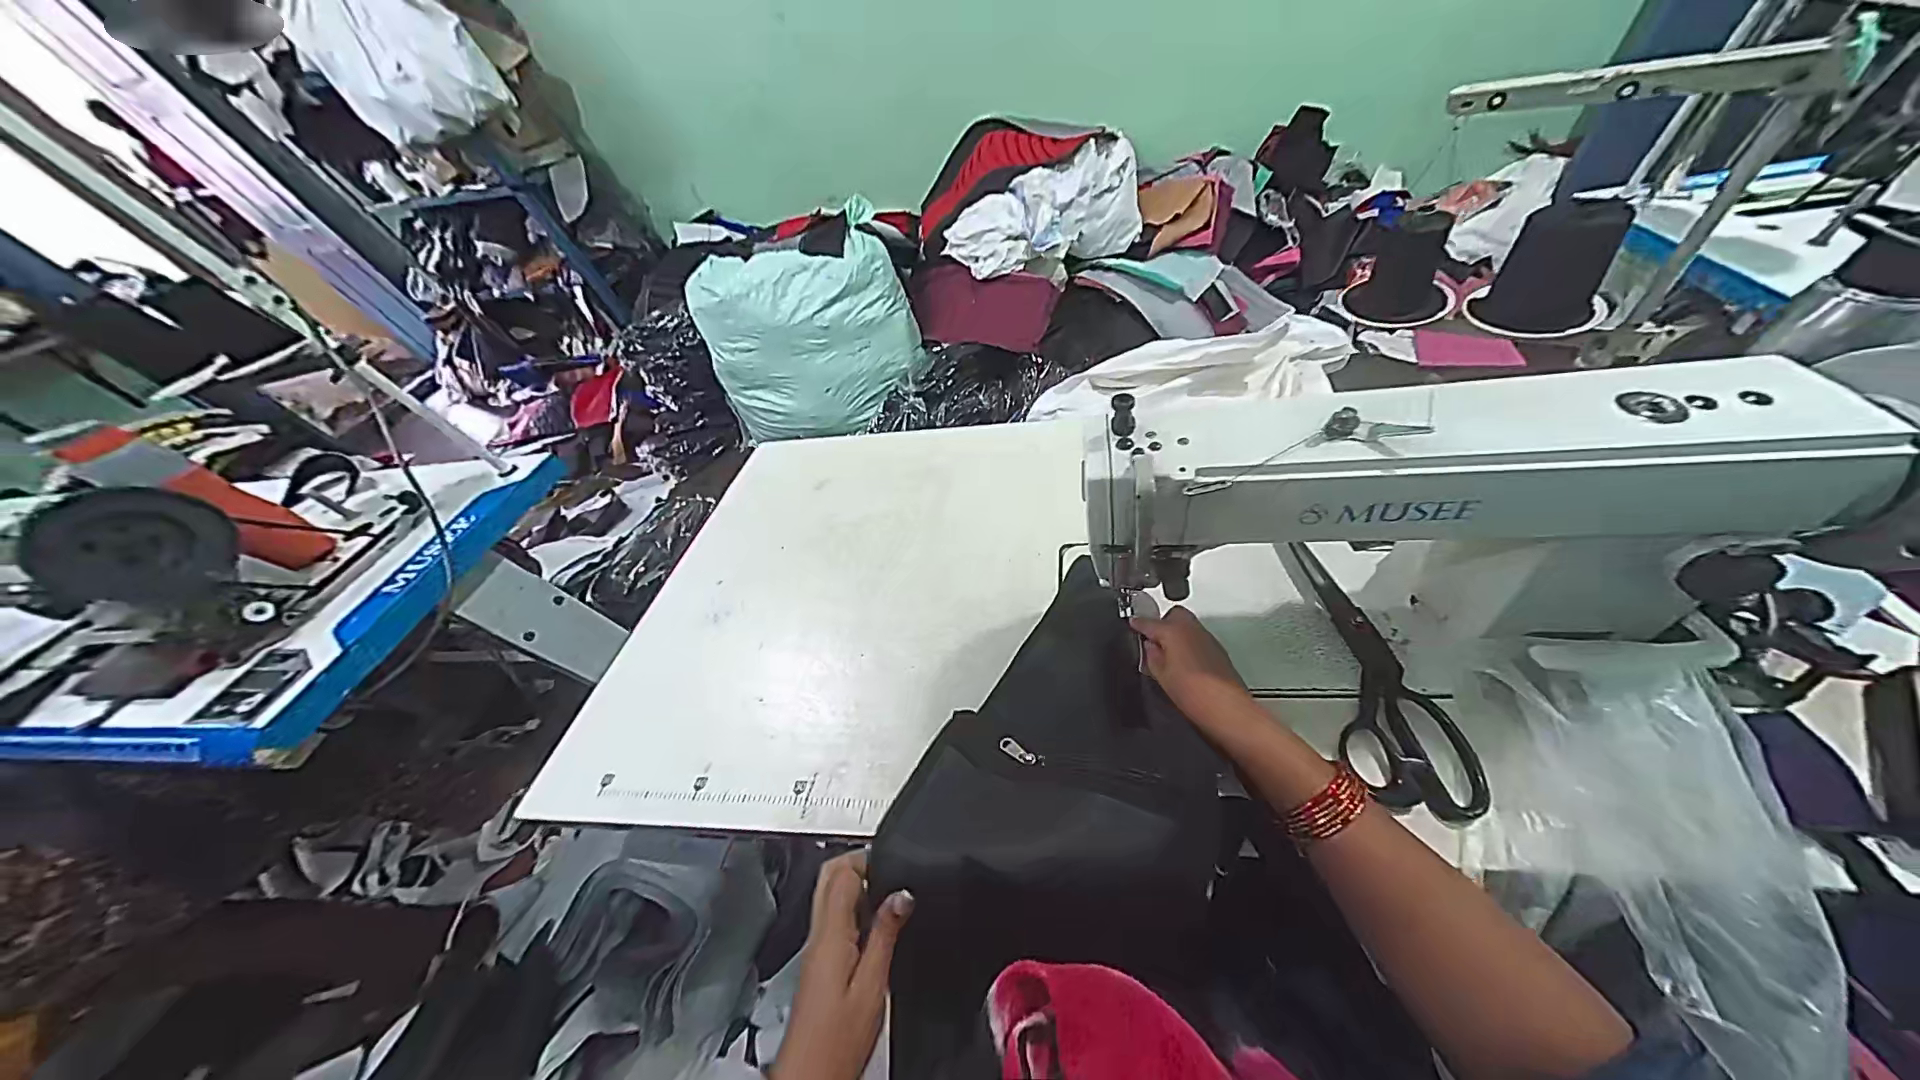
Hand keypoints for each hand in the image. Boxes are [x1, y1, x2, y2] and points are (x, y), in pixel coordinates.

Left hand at [771, 852, 912, 1079]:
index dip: (866, 860)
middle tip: (887, 870)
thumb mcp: (874, 984)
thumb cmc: (837, 1041)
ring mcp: (815, 949)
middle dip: (858, 864)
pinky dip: (854, 912)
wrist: (811, 1075)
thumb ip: (886, 934)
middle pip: (828, 877)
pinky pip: (833, 921)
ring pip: (829, 896)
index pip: (840, 873)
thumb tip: (902, 895)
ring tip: (887, 898)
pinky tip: (875, 928)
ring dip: (856, 888)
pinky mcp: (818, 963)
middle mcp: (817, 936)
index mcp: (830, 934)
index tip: (891, 862)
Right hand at [1131, 606, 1251, 726]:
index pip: (1149, 622)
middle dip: (1162, 624)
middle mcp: (1192, 629)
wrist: (1225, 707)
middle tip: (1153, 640)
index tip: (1134, 624)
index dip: (1138, 623)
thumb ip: (1151, 656)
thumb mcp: (1160, 676)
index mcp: (1173, 631)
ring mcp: (1207, 638)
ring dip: (1177, 634)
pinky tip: (1184, 663)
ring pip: (1188, 625)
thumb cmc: (1196, 693)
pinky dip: (1189, 644)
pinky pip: (1198, 638)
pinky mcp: (1217, 649)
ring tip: (1168, 655)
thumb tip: (1149, 648)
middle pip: (1173, 615)